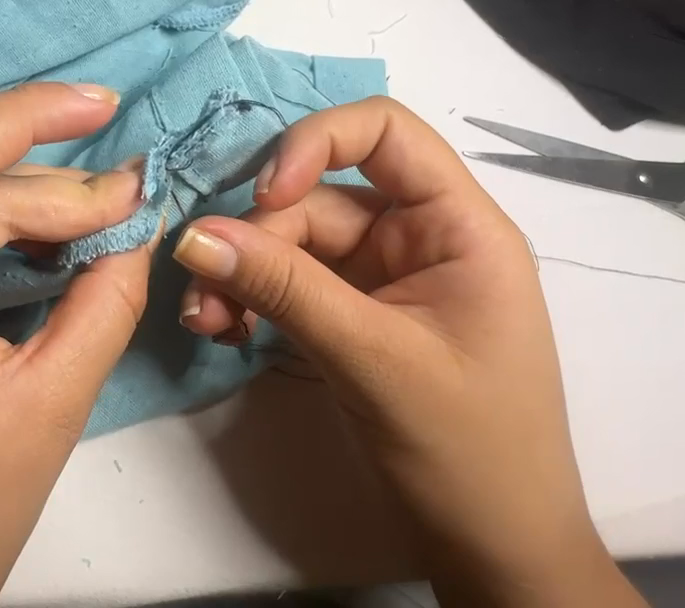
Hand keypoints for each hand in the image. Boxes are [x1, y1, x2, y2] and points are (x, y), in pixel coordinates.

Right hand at [172, 97, 644, 607]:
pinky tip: (224, 329)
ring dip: (242, 272)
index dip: (318, 142)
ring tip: (205, 320)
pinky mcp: (353, 313)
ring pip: (294, 241)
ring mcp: (383, 275)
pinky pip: (290, 283)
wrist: (491, 554)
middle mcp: (419, 235)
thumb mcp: (373, 359)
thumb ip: (283, 289)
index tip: (267, 193)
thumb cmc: (467, 451)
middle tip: (205, 285)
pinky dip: (253, 299)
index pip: (385, 131)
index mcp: (458, 225)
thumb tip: (192, 235)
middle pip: (320, 196)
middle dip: (258, 235)